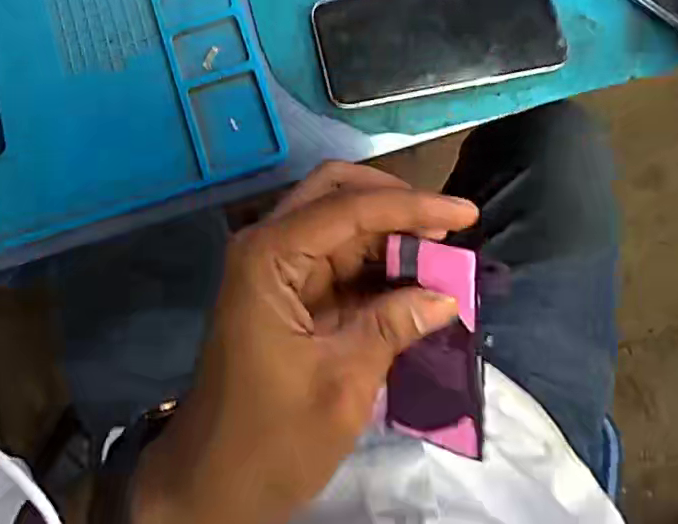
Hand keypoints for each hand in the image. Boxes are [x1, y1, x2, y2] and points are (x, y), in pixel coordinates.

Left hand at [130, 162, 478, 523]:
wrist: (212, 483)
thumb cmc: (270, 439)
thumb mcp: (341, 385)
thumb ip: (392, 327)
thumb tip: (446, 296)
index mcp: (269, 255)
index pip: (347, 208)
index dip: (411, 206)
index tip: (465, 213)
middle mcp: (267, 244)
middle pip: (335, 193)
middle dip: (394, 201)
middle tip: (448, 223)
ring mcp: (275, 265)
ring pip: (338, 221)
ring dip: (389, 230)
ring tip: (442, 249)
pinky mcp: (287, 289)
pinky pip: (336, 257)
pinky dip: (376, 260)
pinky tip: (412, 274)